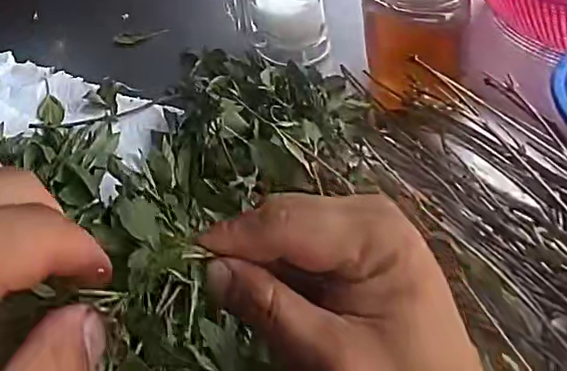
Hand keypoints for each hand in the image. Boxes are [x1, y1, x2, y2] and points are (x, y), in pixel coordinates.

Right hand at [198, 194, 479, 370]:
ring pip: (289, 225)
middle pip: (286, 216)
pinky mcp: (360, 241)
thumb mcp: (336, 358)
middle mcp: (369, 210)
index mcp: (375, 229)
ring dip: (260, 252)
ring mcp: (366, 222)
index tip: (191, 252)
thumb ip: (273, 310)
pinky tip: (267, 284)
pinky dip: (281, 261)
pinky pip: (305, 240)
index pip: (286, 221)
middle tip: (209, 274)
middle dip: (247, 244)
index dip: (235, 236)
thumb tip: (212, 269)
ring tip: (234, 282)